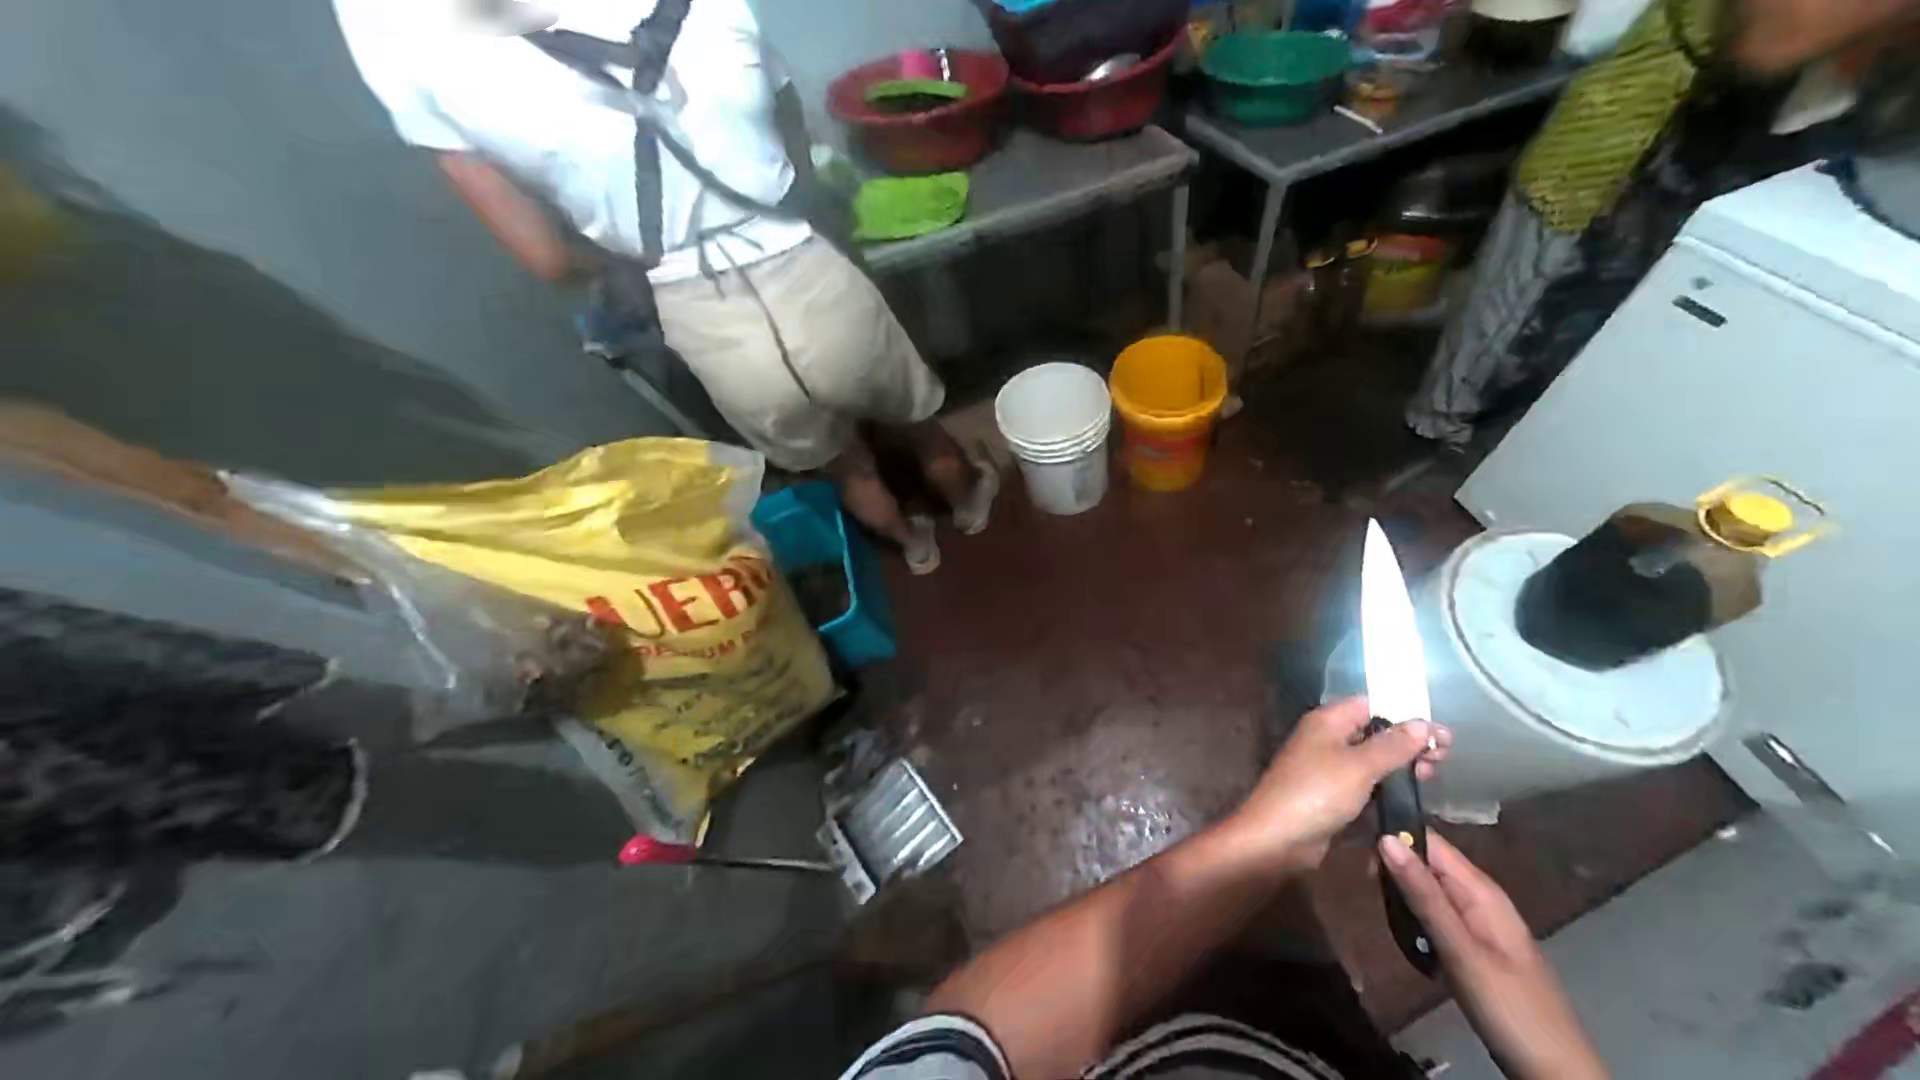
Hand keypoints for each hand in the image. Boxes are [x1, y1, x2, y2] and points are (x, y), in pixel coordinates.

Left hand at [1220, 696, 1449, 871]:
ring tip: (1433, 774)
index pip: (1370, 705)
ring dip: (1401, 764)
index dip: (1405, 714)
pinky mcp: (1332, 793)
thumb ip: (1392, 745)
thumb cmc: (1317, 792)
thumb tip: (1423, 722)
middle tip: (1444, 758)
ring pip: (1372, 759)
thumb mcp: (1359, 766)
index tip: (1440, 732)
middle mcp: (1326, 738)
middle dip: (1408, 741)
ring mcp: (1328, 767)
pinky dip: (1387, 784)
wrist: (1278, 836)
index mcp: (1327, 721)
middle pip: (1374, 732)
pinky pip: (1365, 781)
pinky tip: (1412, 793)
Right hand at [1380, 832, 1608, 1079]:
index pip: (1430, 839)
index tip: (1355, 837)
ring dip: (1399, 892)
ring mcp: (1476, 923)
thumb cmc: (1509, 1005)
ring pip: (1425, 889)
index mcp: (1481, 889)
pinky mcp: (1470, 945)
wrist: (1556, 1073)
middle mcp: (1478, 897)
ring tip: (1375, 904)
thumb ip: (1423, 894)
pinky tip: (1399, 929)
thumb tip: (1385, 837)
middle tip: (1361, 881)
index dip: (1394, 832)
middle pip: (1425, 862)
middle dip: (1392, 865)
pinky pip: (1432, 914)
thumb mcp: (1460, 949)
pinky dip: (1412, 916)